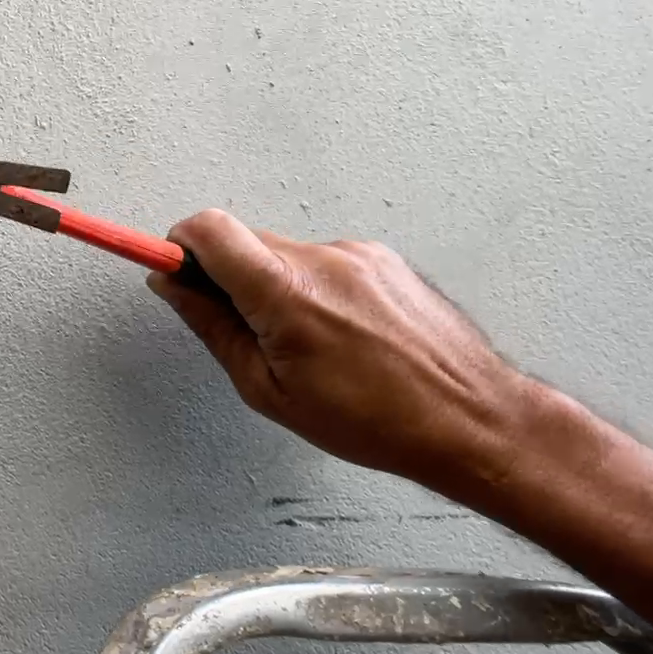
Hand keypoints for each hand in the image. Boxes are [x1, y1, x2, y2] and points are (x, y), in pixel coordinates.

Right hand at [148, 210, 535, 492]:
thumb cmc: (375, 421)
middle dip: (225, 274)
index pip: (208, 229)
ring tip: (305, 338)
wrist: (482, 423)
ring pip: (280, 251)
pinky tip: (340, 330)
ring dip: (272, 282)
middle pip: (240, 240)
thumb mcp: (266, 388)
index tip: (171, 266)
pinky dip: (312, 285)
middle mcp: (319, 259)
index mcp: (284, 292)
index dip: (178, 243)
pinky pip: (320, 258)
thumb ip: (209, 326)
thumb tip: (170, 285)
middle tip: (241, 323)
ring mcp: (356, 254)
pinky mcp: (381, 257)